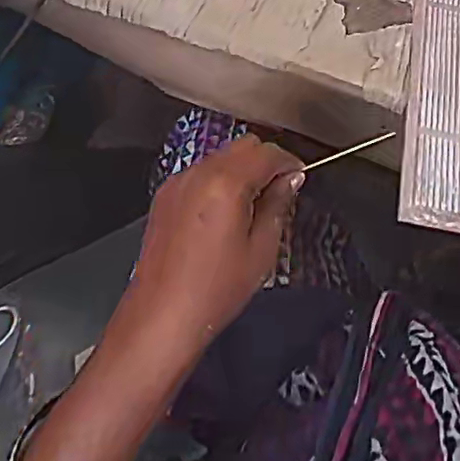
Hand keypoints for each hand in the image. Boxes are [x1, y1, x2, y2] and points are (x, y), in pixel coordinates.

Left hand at [121, 136, 302, 352]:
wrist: (161, 315)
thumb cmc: (215, 289)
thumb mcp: (261, 250)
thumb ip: (278, 205)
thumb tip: (290, 180)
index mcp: (226, 183)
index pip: (266, 153)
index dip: (288, 162)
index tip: (298, 177)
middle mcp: (200, 173)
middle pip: (242, 145)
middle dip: (264, 161)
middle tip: (278, 190)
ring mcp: (178, 181)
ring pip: (220, 156)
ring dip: (241, 169)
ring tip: (250, 205)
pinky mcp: (165, 195)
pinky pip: (200, 172)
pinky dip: (218, 179)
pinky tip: (223, 212)